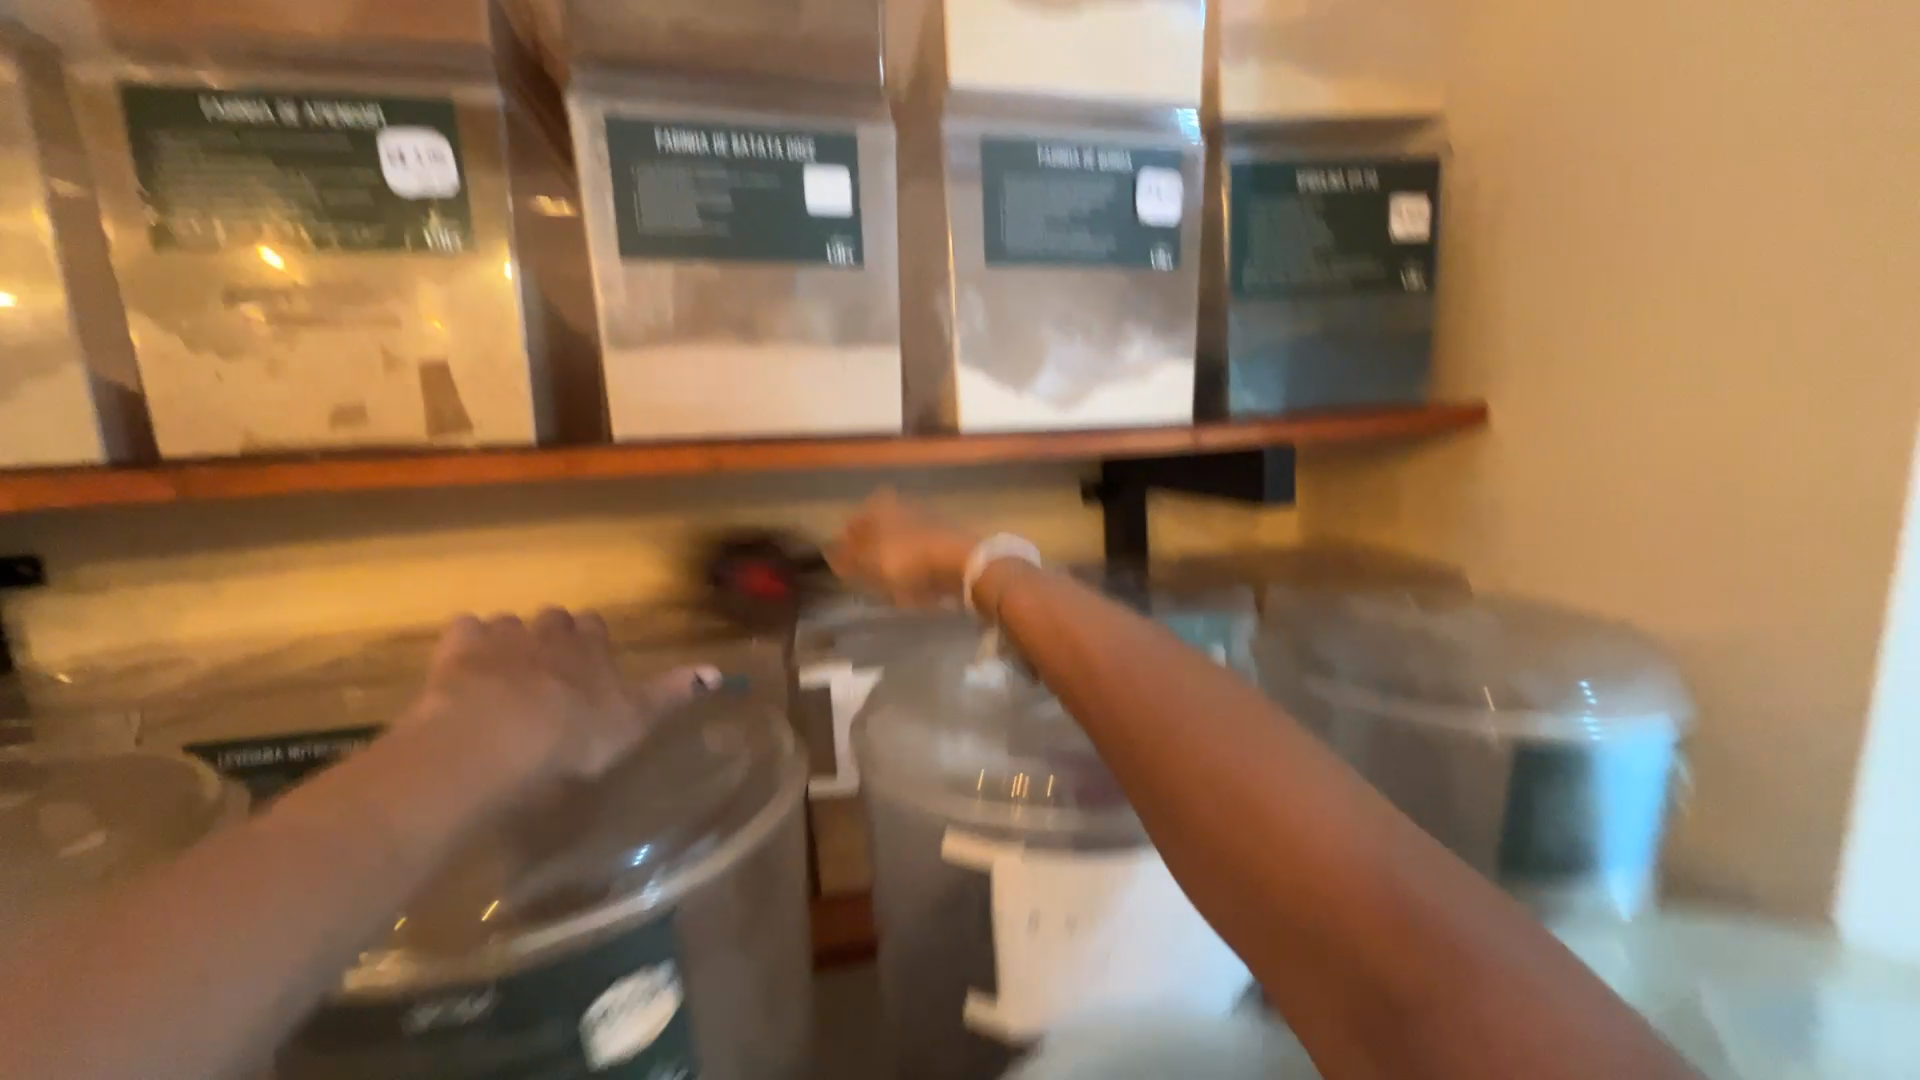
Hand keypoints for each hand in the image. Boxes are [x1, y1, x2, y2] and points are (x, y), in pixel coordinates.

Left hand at [407, 609, 716, 783]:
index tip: (592, 656)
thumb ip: (672, 694)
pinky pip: (464, 630)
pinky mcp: (457, 651)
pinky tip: (465, 665)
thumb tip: (718, 671)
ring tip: (505, 670)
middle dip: (553, 634)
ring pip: (508, 623)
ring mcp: (501, 638)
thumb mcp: (634, 720)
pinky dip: (466, 642)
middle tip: (551, 664)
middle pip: (554, 618)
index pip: (596, 626)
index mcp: (591, 647)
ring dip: (509, 639)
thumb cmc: (574, 733)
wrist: (497, 736)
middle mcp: (549, 632)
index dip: (593, 639)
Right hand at [827, 491, 981, 607]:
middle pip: (879, 531)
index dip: (846, 546)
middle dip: (871, 552)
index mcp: (880, 504)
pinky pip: (922, 557)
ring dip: (894, 562)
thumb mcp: (866, 561)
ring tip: (889, 588)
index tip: (843, 566)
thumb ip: (845, 557)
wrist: (961, 563)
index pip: (853, 522)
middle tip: (865, 577)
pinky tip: (914, 589)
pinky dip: (915, 570)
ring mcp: (929, 520)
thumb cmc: (905, 559)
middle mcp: (904, 505)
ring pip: (902, 543)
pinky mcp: (948, 541)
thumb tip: (829, 552)